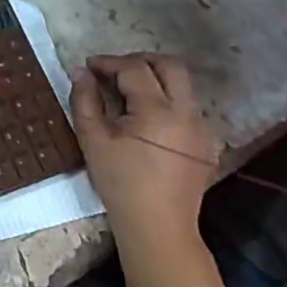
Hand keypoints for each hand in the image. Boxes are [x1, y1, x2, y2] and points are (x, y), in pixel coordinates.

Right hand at [69, 54, 218, 242]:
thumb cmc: (120, 182)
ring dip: (154, 78)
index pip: (135, 69)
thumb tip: (81, 73)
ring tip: (125, 91)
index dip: (109, 62)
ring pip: (182, 85)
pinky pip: (186, 106)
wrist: (158, 226)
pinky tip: (143, 117)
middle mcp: (187, 113)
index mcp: (158, 111)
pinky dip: (164, 99)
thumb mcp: (93, 139)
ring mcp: (201, 128)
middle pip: (170, 65)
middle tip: (112, 69)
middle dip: (139, 60)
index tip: (88, 66)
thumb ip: (85, 100)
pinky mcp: (205, 142)